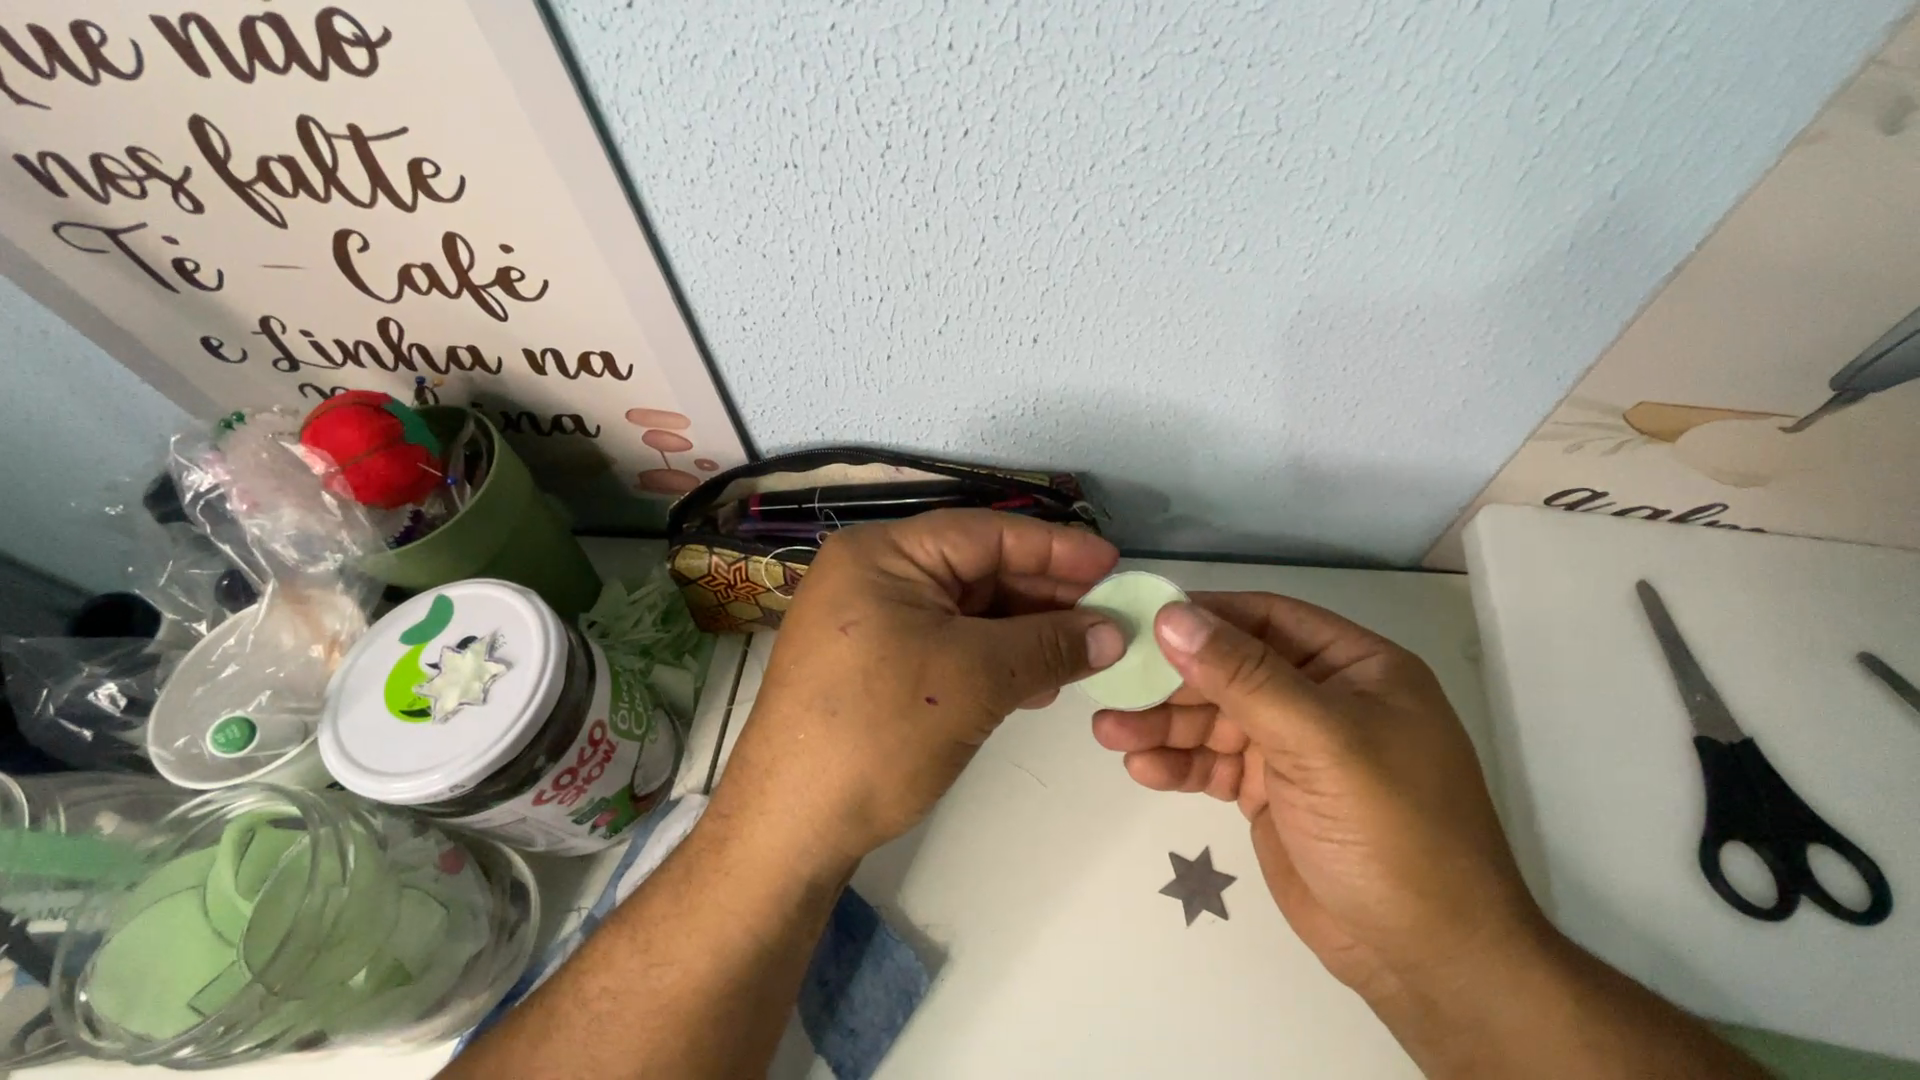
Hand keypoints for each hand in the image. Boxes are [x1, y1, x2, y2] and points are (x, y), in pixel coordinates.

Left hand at [716, 510, 1124, 869]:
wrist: (792, 825)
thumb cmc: (881, 732)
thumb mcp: (976, 679)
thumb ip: (1050, 644)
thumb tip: (1115, 631)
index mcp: (882, 555)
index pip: (986, 533)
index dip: (1057, 549)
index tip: (1115, 566)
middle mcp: (872, 576)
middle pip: (977, 570)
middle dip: (1045, 597)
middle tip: (1109, 618)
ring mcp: (870, 622)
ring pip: (967, 612)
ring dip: (1026, 633)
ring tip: (1083, 656)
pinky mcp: (875, 665)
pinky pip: (947, 644)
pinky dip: (994, 659)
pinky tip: (1037, 682)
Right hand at [1091, 592, 1547, 1006]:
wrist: (1428, 961)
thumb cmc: (1392, 832)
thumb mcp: (1320, 741)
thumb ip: (1243, 675)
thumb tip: (1171, 615)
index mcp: (1355, 667)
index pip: (1266, 619)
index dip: (1203, 615)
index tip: (1137, 619)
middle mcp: (1323, 699)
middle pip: (1230, 671)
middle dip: (1171, 681)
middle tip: (1110, 686)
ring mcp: (1295, 751)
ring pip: (1215, 720)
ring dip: (1163, 725)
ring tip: (1109, 733)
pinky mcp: (1271, 796)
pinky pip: (1214, 766)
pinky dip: (1179, 765)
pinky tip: (1142, 770)